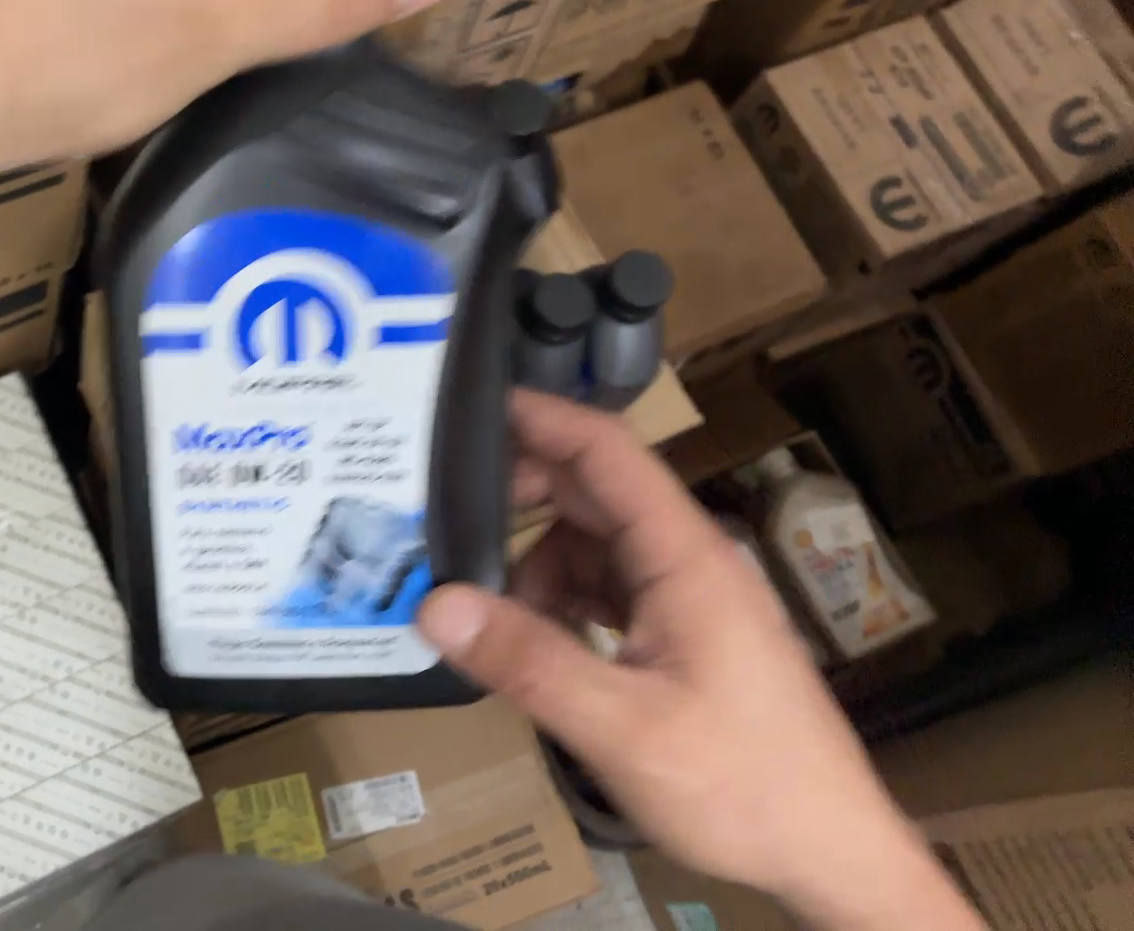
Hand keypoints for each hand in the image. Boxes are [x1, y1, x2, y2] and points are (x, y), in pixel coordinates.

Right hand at [416, 392, 940, 915]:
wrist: (832, 861)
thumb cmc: (746, 788)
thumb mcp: (624, 728)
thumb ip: (527, 661)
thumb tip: (434, 606)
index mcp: (685, 557)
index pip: (609, 454)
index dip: (545, 418)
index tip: (475, 405)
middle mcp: (683, 560)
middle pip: (589, 491)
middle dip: (517, 494)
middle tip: (446, 513)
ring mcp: (680, 596)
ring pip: (585, 544)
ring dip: (531, 564)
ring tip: (489, 608)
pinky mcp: (673, 630)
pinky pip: (596, 587)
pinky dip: (553, 599)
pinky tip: (532, 638)